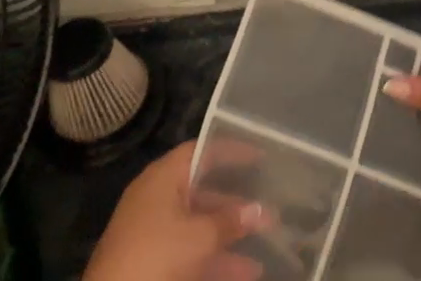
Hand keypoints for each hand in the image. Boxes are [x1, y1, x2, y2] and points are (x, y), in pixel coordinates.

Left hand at [84, 141, 269, 280]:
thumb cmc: (156, 256)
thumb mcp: (199, 237)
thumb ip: (230, 222)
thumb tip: (259, 210)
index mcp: (163, 178)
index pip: (200, 152)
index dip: (230, 152)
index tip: (260, 158)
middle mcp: (156, 198)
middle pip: (203, 193)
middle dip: (236, 208)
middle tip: (269, 215)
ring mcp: (152, 232)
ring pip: (199, 228)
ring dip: (229, 241)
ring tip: (264, 256)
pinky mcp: (151, 261)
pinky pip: (189, 253)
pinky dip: (214, 261)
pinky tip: (244, 276)